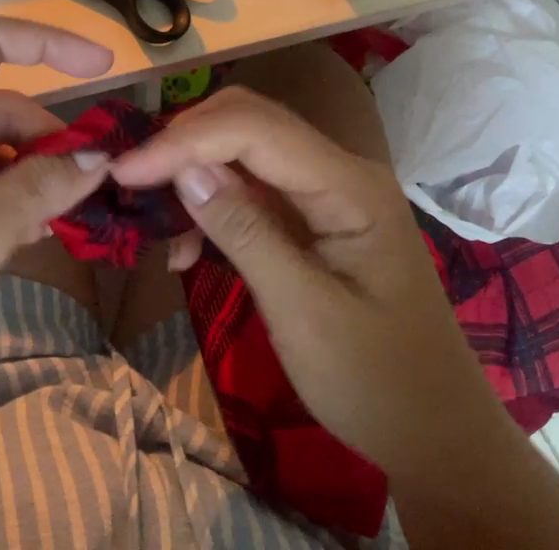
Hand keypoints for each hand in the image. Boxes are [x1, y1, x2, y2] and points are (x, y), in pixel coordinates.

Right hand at [110, 86, 496, 464]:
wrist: (436, 434)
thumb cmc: (374, 380)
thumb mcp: (301, 311)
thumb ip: (244, 231)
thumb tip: (183, 169)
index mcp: (349, 186)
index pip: (254, 130)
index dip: (182, 141)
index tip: (123, 172)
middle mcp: (340, 172)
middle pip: (249, 123)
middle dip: (184, 142)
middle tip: (130, 182)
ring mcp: (328, 193)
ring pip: (245, 151)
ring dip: (193, 172)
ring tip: (152, 220)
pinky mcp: (315, 218)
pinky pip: (253, 189)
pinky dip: (211, 204)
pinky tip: (186, 248)